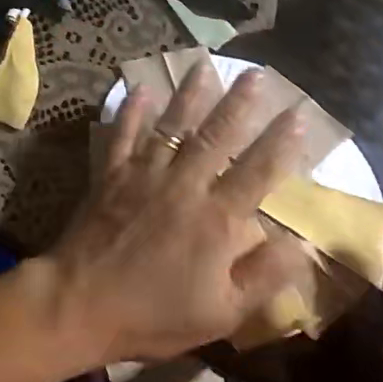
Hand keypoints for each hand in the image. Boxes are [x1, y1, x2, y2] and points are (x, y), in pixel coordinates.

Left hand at [35, 66, 309, 365]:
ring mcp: (140, 177)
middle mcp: (181, 188)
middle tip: (256, 74)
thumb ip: (264, 274)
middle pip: (215, 138)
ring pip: (170, 128)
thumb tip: (300, 241)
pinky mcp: (108, 177)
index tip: (301, 115)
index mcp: (217, 222)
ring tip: (203, 67)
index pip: (259, 173)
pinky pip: (121, 137)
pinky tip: (140, 90)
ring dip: (188, 97)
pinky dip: (131, 113)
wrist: (81, 300)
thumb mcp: (224, 312)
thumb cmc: (155, 314)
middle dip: (238, 104)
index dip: (282, 143)